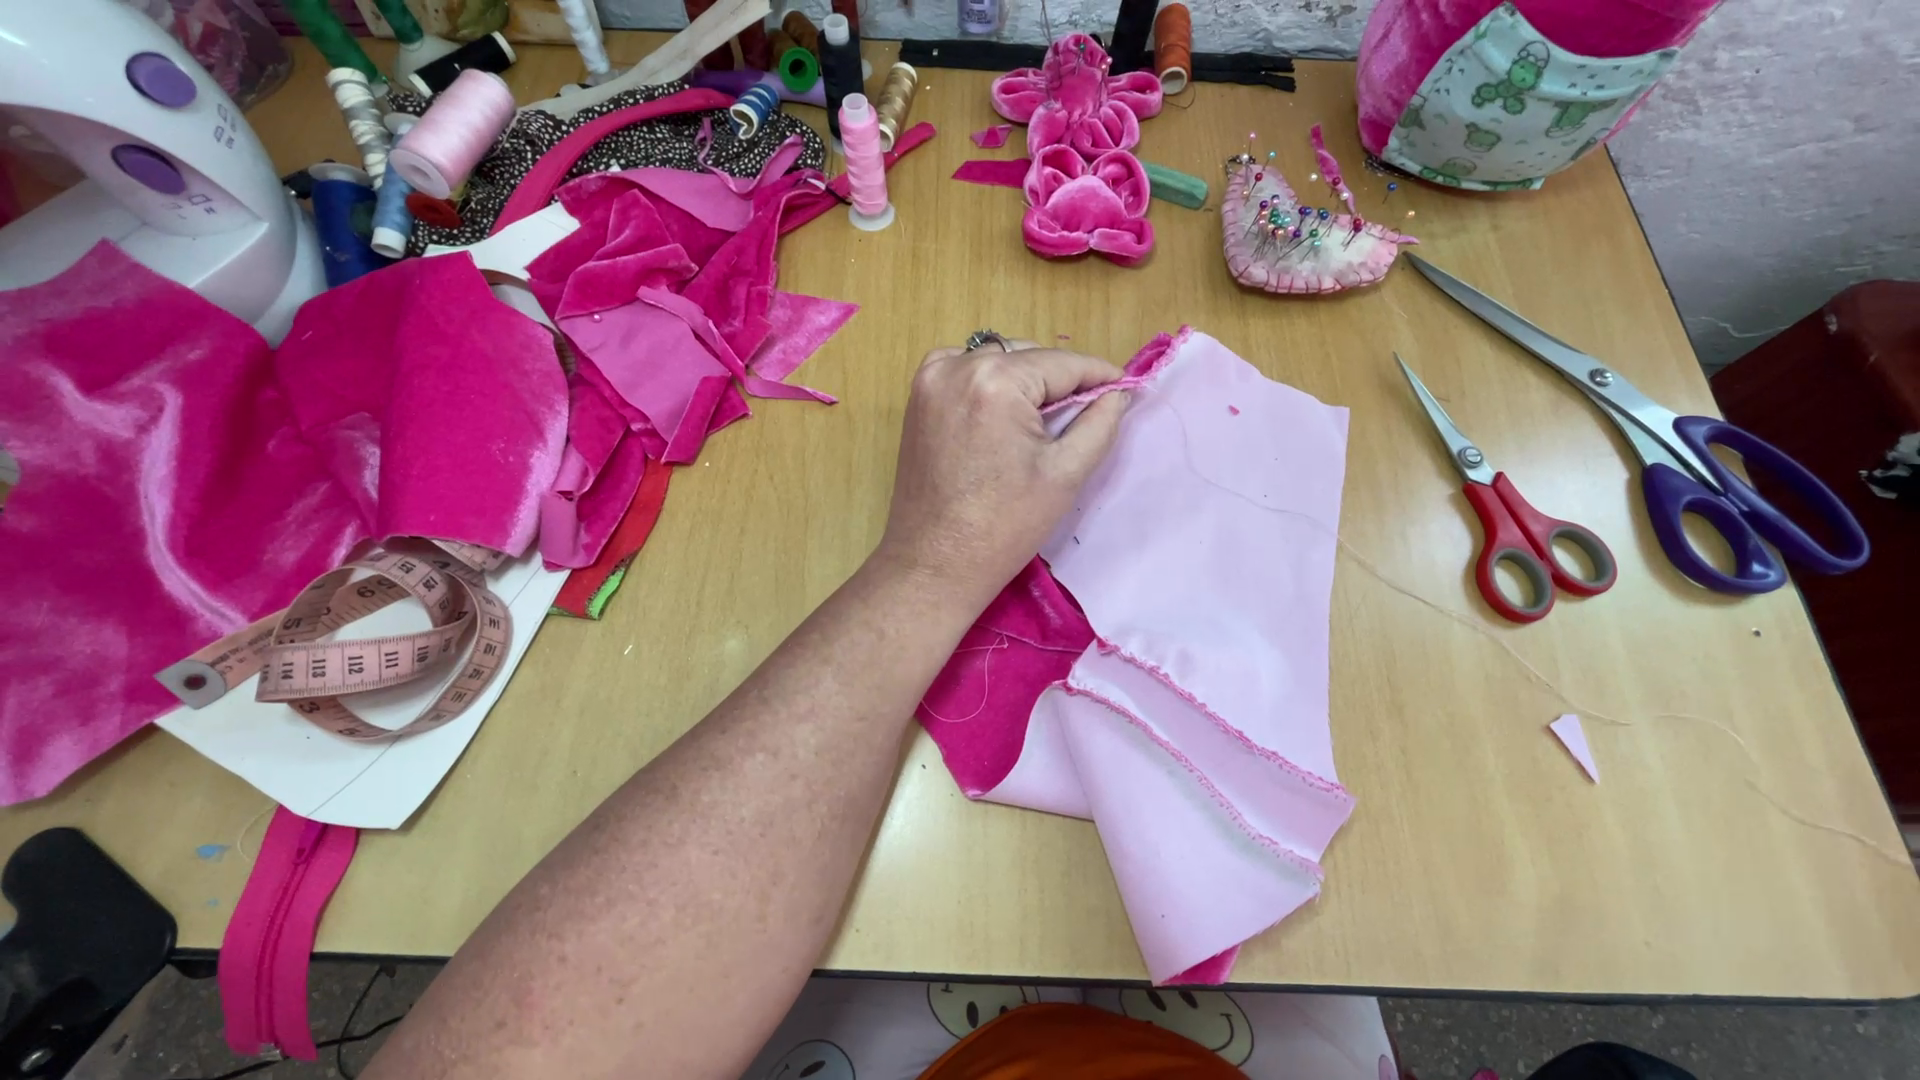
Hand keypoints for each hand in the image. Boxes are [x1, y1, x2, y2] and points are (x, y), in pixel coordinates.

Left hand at [876, 339, 1129, 606]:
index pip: (1063, 363)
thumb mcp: (1065, 474)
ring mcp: (930, 381)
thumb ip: (1099, 423)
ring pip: (996, 359)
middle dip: (1060, 380)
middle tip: (1085, 414)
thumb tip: (1118, 392)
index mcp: (994, 381)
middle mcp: (956, 367)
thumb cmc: (1003, 527)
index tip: (1127, 387)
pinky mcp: (917, 399)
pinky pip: (963, 370)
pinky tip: (1001, 414)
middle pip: (1028, 356)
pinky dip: (988, 382)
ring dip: (1024, 380)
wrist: (934, 564)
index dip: (1100, 376)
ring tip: (1043, 421)